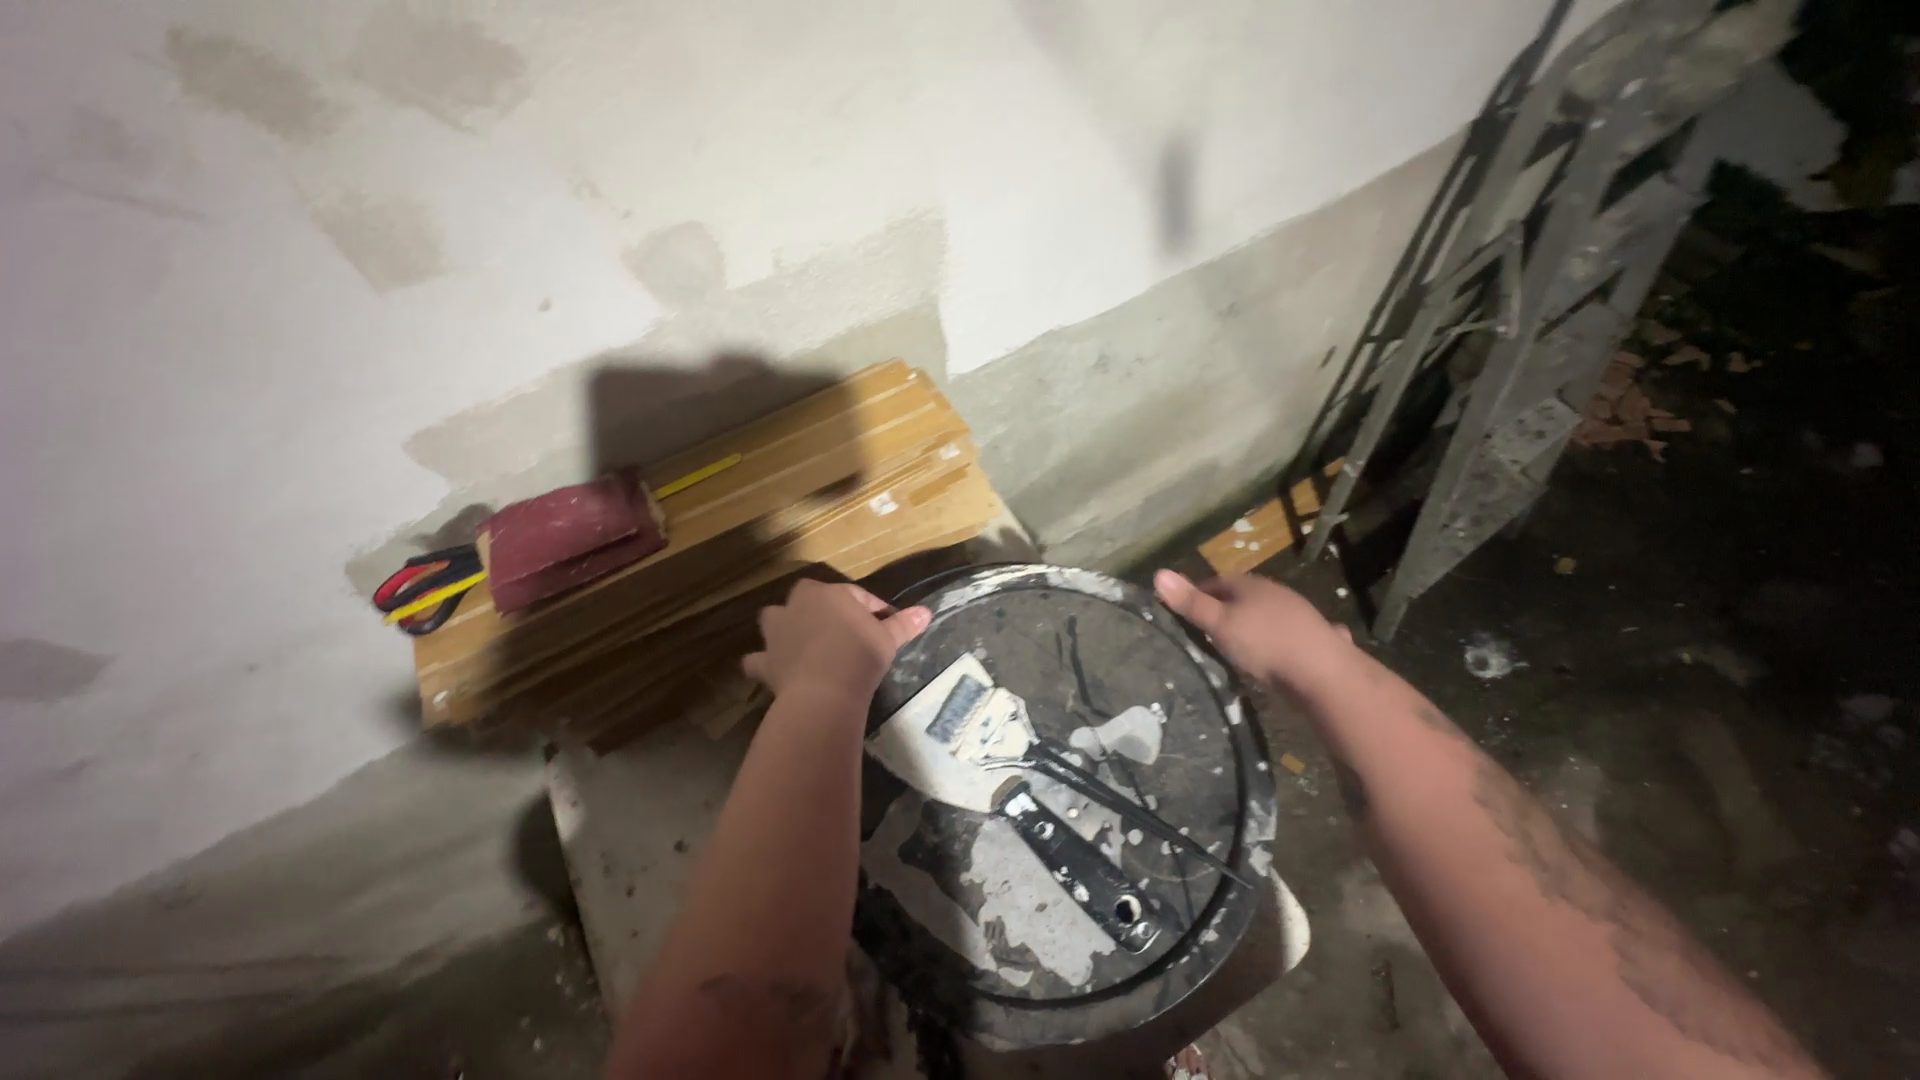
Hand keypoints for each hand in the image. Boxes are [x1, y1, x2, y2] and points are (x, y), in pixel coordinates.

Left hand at [742, 579, 931, 701]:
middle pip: (810, 602)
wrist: (824, 690)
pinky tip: (773, 671)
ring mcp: (775, 633)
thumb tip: (926, 612)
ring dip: (786, 629)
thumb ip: (904, 623)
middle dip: (823, 612)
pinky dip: (764, 664)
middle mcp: (795, 606)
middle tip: (845, 634)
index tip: (886, 626)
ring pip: (776, 621)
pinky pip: (758, 660)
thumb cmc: (859, 654)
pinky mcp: (764, 661)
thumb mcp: (888, 638)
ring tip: (803, 645)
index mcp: (826, 593)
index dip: (872, 610)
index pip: (855, 595)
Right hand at [1153, 569, 1348, 687]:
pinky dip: (1273, 640)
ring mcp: (1296, 614)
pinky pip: (1283, 634)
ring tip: (1233, 647)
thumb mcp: (1219, 624)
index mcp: (1250, 585)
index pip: (1216, 581)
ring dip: (1249, 625)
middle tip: (1204, 633)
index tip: (1183, 613)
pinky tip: (1272, 656)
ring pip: (1263, 614)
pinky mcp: (1310, 637)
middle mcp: (1274, 592)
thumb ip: (1191, 603)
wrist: (1322, 673)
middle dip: (1223, 610)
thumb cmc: (1264, 644)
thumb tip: (1157, 573)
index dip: (1197, 594)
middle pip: (1240, 597)